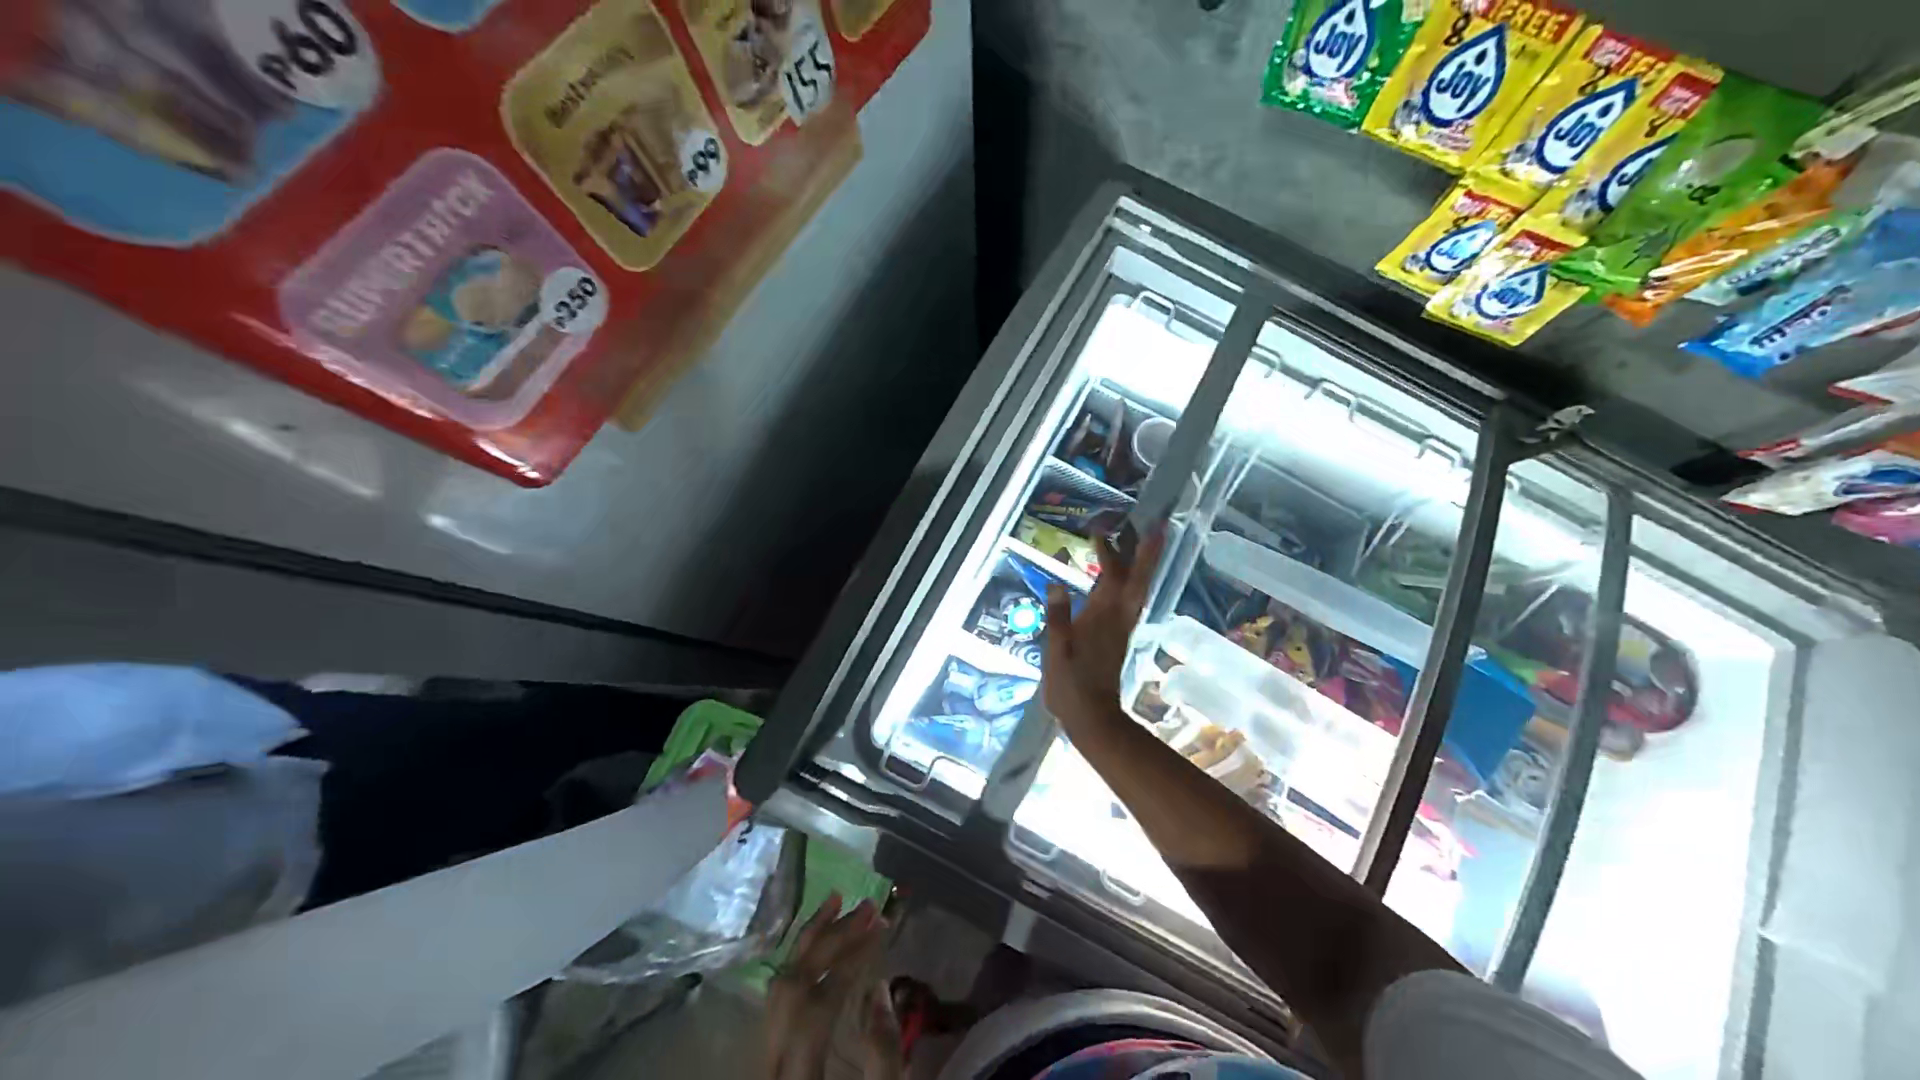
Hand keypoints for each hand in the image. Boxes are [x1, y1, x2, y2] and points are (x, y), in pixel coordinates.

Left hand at [766, 894, 901, 1079]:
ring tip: (837, 901)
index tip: (882, 926)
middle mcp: (772, 1056)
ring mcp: (764, 1053)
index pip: (823, 999)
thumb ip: (884, 1055)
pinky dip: (799, 961)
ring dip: (811, 939)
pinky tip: (819, 943)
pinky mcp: (767, 1050)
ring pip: (780, 984)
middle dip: (832, 938)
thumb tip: (879, 990)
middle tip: (868, 906)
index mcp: (799, 1070)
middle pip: (795, 982)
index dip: (853, 958)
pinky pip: (779, 995)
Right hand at [1042, 523, 1166, 735]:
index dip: (1109, 552)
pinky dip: (1132, 583)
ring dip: (1142, 565)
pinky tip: (1122, 579)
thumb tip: (1056, 585)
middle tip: (1153, 525)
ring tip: (1141, 542)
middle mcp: (1118, 617)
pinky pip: (1130, 601)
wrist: (1092, 715)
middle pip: (1136, 579)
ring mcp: (1121, 627)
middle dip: (1144, 552)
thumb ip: (1058, 618)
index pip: (1111, 576)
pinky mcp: (1119, 636)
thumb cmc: (1070, 684)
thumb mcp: (1056, 651)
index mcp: (1102, 617)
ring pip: (1137, 589)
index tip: (1102, 530)